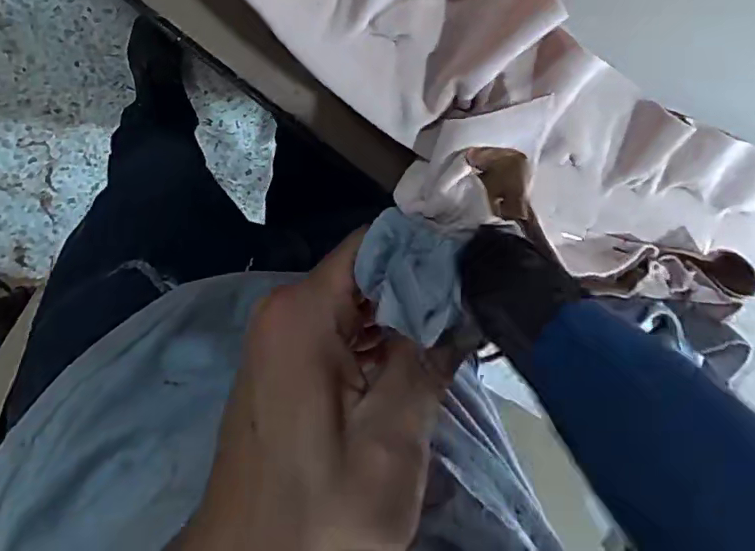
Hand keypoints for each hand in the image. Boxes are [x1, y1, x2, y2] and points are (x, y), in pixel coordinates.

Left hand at [174, 230, 455, 550]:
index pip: (375, 242)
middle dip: (420, 287)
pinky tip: (416, 360)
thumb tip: (463, 305)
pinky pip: (341, 332)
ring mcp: (281, 339)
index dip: (426, 247)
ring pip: (357, 303)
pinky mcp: (286, 368)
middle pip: (368, 272)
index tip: (471, 262)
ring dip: (403, 318)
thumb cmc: (319, 511)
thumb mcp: (390, 438)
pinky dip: (379, 342)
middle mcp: (285, 310)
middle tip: (473, 302)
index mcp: (302, 311)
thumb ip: (428, 358)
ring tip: (455, 329)